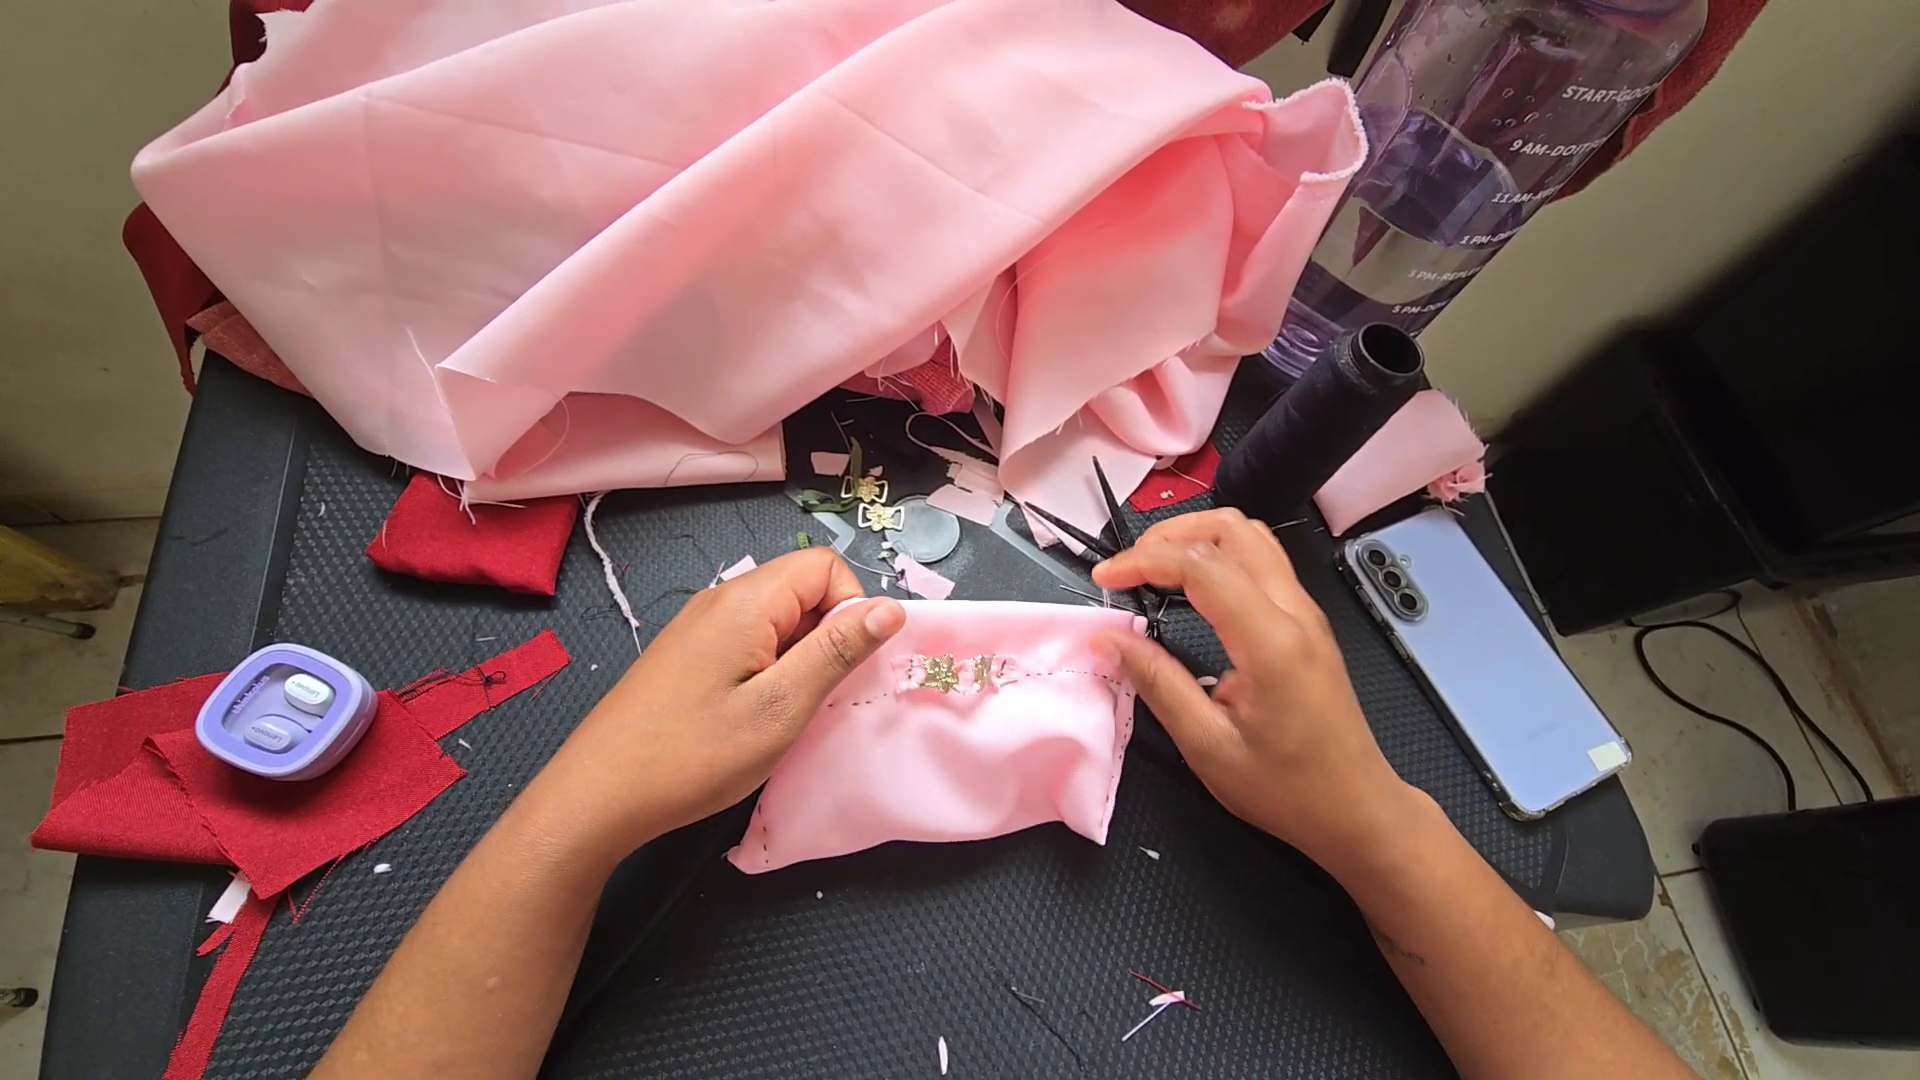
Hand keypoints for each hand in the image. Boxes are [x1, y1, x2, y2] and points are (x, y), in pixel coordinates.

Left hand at [528, 548, 904, 859]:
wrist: (593, 800)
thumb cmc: (693, 754)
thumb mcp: (780, 706)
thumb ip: (837, 651)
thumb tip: (891, 608)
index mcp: (747, 601)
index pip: (826, 567)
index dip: (851, 608)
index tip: (843, 666)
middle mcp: (722, 600)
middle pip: (802, 590)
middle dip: (827, 636)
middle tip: (813, 697)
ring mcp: (700, 626)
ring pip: (778, 620)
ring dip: (799, 658)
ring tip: (783, 712)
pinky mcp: (688, 654)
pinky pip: (750, 641)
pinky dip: (770, 669)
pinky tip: (752, 715)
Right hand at [1091, 509, 1419, 868]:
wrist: (1357, 810)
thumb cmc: (1284, 787)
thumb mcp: (1207, 744)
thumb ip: (1156, 682)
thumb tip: (1107, 640)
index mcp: (1271, 641)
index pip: (1202, 564)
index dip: (1145, 560)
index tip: (1105, 580)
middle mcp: (1294, 612)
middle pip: (1232, 529)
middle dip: (1170, 535)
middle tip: (1129, 567)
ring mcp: (1305, 612)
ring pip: (1250, 537)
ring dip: (1196, 538)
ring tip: (1153, 569)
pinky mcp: (1305, 621)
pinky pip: (1260, 561)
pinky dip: (1216, 556)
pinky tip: (1188, 587)